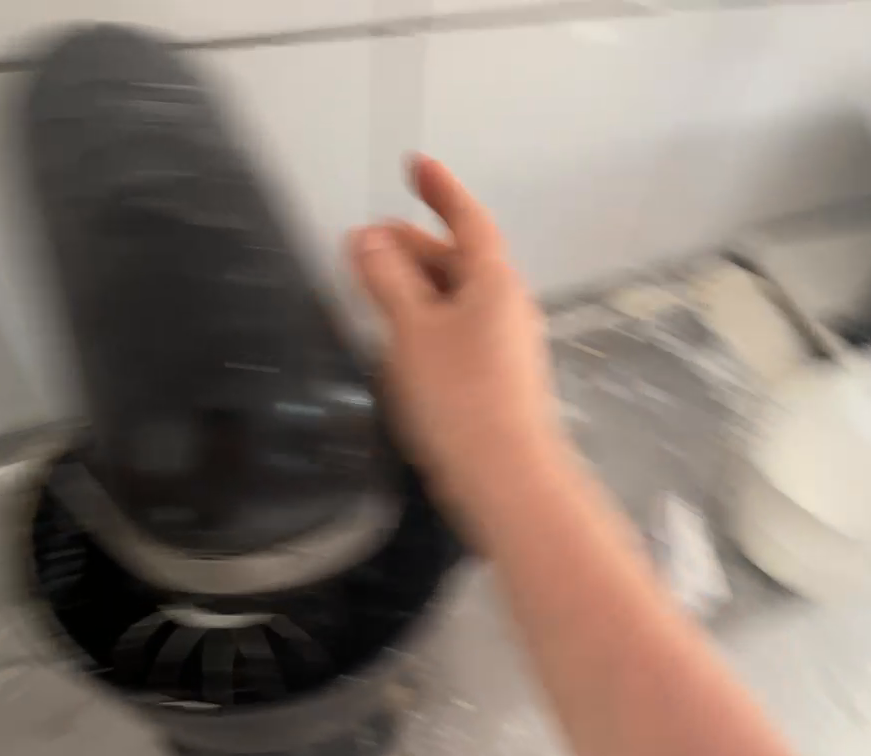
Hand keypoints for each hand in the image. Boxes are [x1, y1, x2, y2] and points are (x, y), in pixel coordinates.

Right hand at [349, 155, 562, 523]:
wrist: (504, 475)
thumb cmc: (460, 396)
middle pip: (458, 261)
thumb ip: (387, 279)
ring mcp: (502, 347)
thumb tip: (366, 239)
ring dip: (415, 289)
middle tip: (366, 243)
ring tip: (372, 289)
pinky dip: (426, 325)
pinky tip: (399, 341)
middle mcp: (505, 308)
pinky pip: (456, 335)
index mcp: (494, 282)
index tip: (416, 165)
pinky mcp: (493, 381)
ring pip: (454, 301)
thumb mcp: (413, 329)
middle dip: (412, 246)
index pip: (467, 220)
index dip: (440, 190)